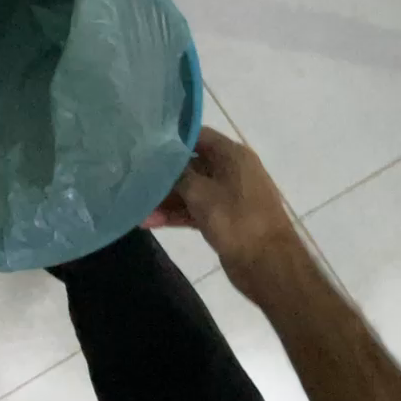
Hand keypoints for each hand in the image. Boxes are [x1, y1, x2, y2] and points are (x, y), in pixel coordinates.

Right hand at [146, 127, 300, 283]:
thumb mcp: (200, 192)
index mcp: (232, 155)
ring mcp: (227, 195)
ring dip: (164, 199)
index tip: (143, 143)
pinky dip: (174, 215)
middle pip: (190, 164)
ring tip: (136, 208)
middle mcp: (231, 170)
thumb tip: (157, 162)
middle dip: (162, 174)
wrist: (267, 264)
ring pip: (189, 190)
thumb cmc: (236, 220)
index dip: (170, 138)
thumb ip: (176, 174)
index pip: (197, 135)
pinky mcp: (222, 218)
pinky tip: (148, 222)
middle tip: (133, 177)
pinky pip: (193, 209)